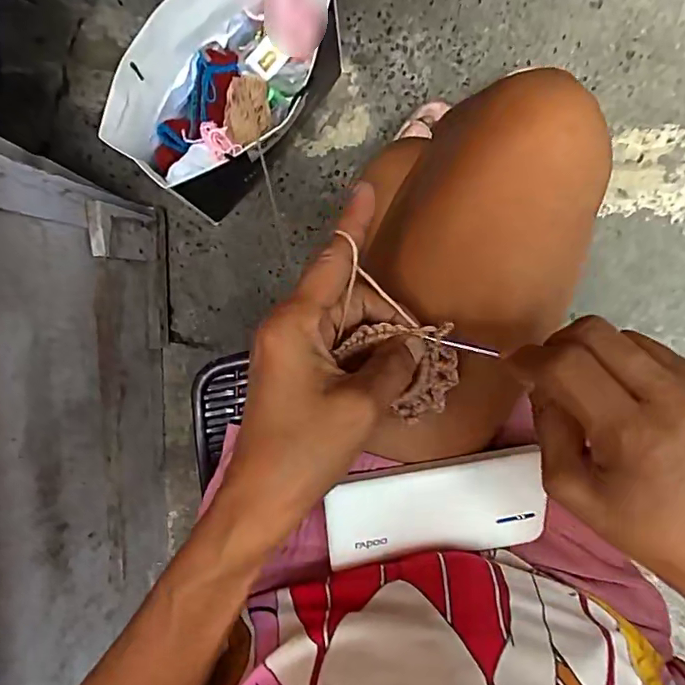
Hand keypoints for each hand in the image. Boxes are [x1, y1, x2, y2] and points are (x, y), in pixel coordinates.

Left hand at [217, 183, 417, 529]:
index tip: (367, 187)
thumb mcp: (359, 406)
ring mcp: (287, 350)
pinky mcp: (293, 372)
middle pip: (347, 299)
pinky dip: (362, 358)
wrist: (262, 496)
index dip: (353, 225)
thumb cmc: (305, 451)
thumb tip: (410, 345)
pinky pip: (334, 350)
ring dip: (377, 342)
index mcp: (295, 323)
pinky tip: (387, 377)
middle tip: (422, 346)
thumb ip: (392, 366)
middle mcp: (287, 327)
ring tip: (409, 368)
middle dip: (386, 316)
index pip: (332, 262)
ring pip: (344, 327)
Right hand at [506, 316, 684, 590]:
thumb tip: (540, 378)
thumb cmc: (631, 520)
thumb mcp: (566, 486)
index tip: (515, 362)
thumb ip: (548, 425)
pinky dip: (628, 367)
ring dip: (595, 356)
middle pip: (597, 334)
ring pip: (625, 338)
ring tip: (592, 391)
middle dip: (559, 345)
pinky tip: (631, 399)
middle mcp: (676, 400)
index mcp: (633, 434)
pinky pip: (654, 353)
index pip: (568, 365)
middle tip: (548, 370)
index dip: (532, 356)